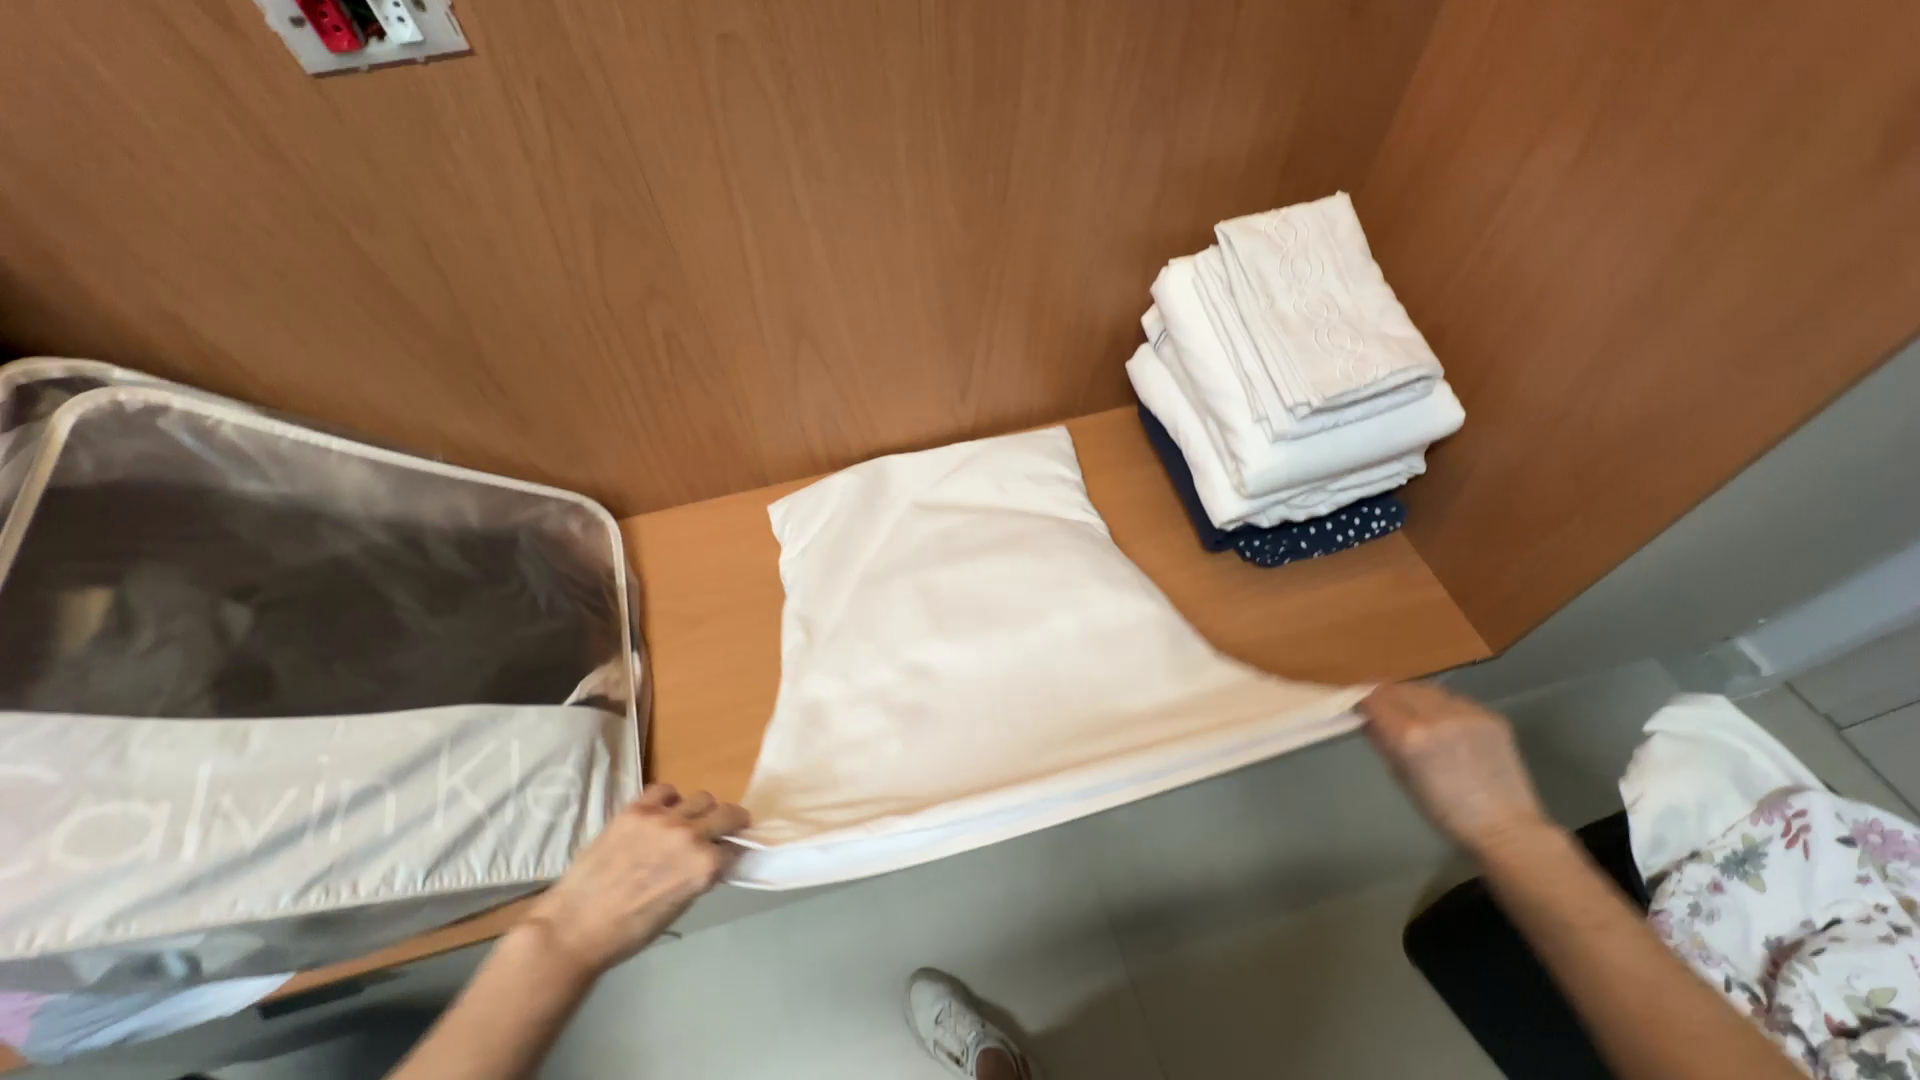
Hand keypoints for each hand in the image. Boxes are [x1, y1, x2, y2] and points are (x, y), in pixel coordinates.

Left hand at [522, 784, 749, 975]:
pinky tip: (662, 813)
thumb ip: (700, 877)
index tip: (728, 855)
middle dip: (732, 822)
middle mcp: (690, 836)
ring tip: (688, 822)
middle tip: (725, 829)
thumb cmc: (630, 931)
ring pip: (702, 797)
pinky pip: (665, 790)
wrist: (575, 926)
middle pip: (728, 814)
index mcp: (704, 867)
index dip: (733, 852)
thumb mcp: (679, 907)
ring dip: (702, 810)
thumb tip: (712, 859)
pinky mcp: (636, 810)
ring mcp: (663, 819)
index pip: (735, 848)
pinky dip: (670, 799)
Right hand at [1358, 682, 1550, 857]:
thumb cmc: (1445, 813)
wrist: (1506, 827)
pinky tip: (1446, 725)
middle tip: (1382, 706)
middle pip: (1401, 688)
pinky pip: (1456, 701)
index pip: (1376, 698)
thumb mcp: (1402, 778)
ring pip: (1429, 690)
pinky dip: (1443, 707)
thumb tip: (1368, 721)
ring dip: (1415, 698)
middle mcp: (1437, 717)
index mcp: (1410, 737)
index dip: (1363, 699)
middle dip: (1387, 694)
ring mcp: (1468, 714)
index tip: (1359, 706)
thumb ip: (1383, 743)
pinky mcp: (1492, 716)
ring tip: (1413, 713)